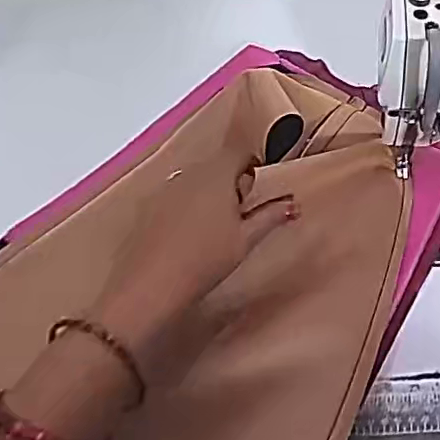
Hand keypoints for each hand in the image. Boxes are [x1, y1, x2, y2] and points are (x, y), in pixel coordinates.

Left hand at [91, 168, 296, 357]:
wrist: (149, 287)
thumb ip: (271, 215)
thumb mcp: (245, 239)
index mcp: (217, 173)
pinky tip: (186, 238)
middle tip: (238, 218)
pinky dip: (185, 209)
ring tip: (212, 231)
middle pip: (217, 166)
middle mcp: (189, 173)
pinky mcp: (146, 207)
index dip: (252, 169)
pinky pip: (175, 197)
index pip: (241, 153)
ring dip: (208, 196)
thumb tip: (292, 203)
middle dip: (231, 185)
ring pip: (195, 182)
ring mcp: (164, 189)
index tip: (254, 195)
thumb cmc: (205, 260)